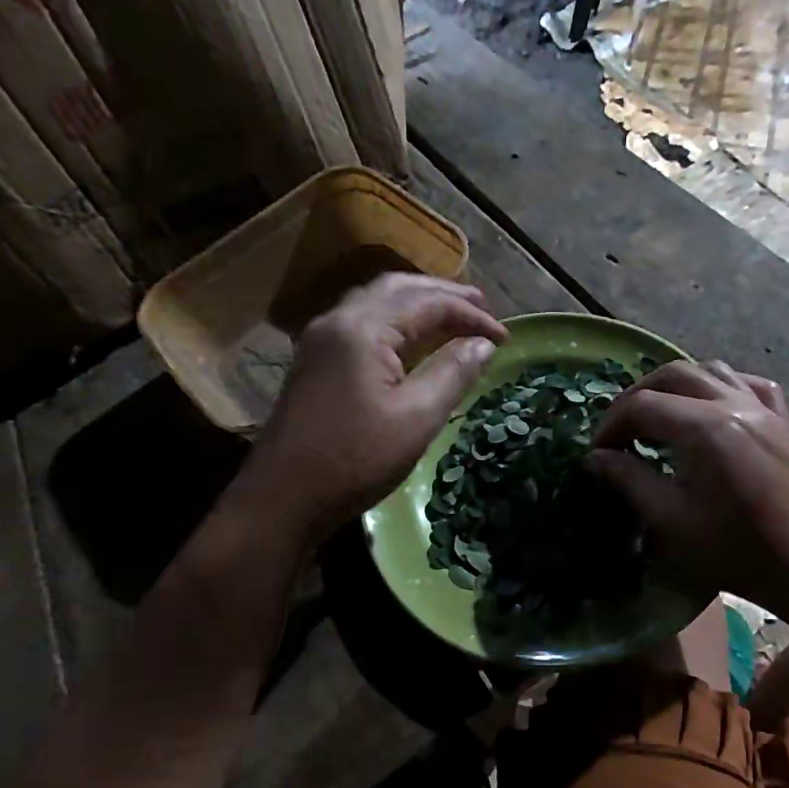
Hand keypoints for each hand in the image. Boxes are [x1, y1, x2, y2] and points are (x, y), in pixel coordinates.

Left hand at [244, 273, 506, 535]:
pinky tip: (413, 339)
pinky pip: (362, 322)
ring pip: (377, 301)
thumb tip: (484, 344)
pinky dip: (396, 320)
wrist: (283, 499)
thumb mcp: (416, 419)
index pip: (427, 303)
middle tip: (483, 309)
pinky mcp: (316, 361)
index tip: (505, 338)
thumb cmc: (355, 460)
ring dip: (418, 302)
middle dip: (444, 294)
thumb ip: (453, 373)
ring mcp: (321, 340)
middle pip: (398, 288)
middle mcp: (338, 321)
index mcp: (362, 329)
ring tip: (454, 316)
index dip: (471, 316)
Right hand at [589, 360, 788, 611]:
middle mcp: (736, 404)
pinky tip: (711, 409)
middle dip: (637, 396)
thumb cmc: (741, 553)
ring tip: (657, 418)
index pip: (643, 405)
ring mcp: (765, 411)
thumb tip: (597, 458)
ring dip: (675, 387)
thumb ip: (631, 482)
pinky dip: (720, 387)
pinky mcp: (783, 425)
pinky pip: (749, 385)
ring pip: (711, 371)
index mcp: (706, 428)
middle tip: (618, 432)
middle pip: (673, 375)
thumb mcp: (673, 522)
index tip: (596, 454)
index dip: (611, 425)